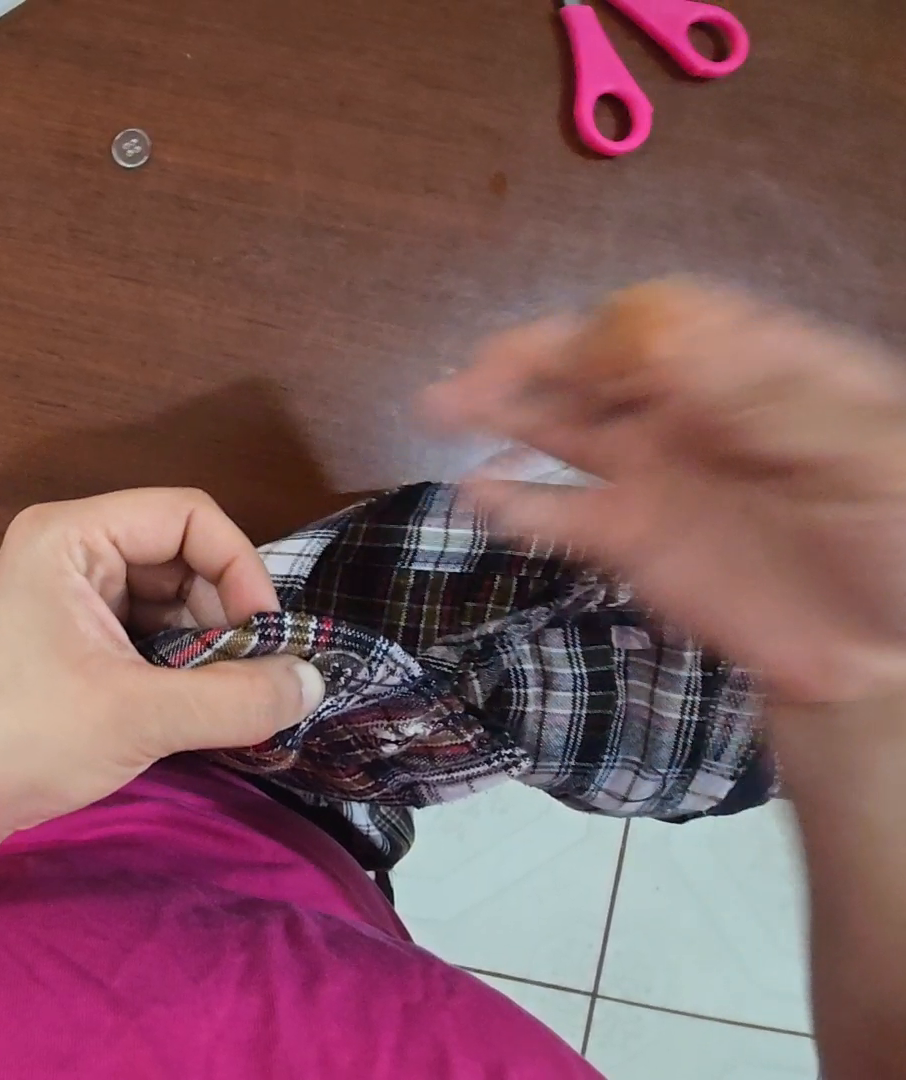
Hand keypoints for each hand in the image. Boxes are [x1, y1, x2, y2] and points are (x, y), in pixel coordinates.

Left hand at [0, 488, 324, 834]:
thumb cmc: (29, 740)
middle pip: (177, 549)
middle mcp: (65, 545)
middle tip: (245, 674)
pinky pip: (141, 620)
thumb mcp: (142, 716)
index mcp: (69, 535)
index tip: (266, 636)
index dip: (239, 566)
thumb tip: (315, 682)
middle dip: (220, 609)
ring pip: (164, 589)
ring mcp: (63, 585)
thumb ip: (239, 697)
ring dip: (201, 637)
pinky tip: (186, 696)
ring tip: (215, 693)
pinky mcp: (67, 625)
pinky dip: (174, 653)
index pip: (185, 514)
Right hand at [421, 279, 905, 702]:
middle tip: (465, 379)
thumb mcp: (870, 456)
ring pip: (554, 428)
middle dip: (525, 364)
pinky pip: (548, 512)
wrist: (891, 660)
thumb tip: (657, 342)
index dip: (606, 334)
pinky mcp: (617, 535)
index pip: (660, 325)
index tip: (573, 361)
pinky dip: (506, 503)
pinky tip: (471, 495)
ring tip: (437, 411)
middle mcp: (684, 416)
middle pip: (589, 368)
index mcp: (753, 378)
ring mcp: (645, 475)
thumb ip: (768, 399)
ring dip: (495, 415)